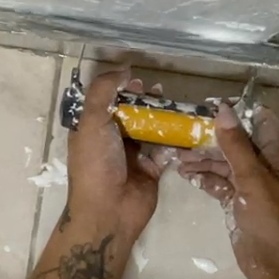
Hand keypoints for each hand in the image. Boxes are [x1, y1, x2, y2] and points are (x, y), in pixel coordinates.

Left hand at [65, 69, 174, 239]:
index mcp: (92, 129)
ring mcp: (133, 155)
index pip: (107, 102)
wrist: (109, 209)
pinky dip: (177, 139)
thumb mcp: (92, 121)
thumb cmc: (96, 163)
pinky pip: (167, 149)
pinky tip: (187, 126)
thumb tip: (124, 68)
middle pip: (132, 113)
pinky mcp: (153, 168)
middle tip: (160, 91)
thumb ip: (104, 91)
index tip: (137, 79)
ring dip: (163, 117)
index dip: (121, 89)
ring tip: (176, 105)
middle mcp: (112, 140)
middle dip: (146, 101)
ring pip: (151, 129)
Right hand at [177, 101, 278, 278]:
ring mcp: (250, 186)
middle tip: (180, 132)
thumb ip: (236, 146)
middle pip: (235, 142)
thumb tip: (222, 109)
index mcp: (275, 155)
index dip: (236, 110)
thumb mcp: (254, 180)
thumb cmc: (275, 222)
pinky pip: (219, 184)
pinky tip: (186, 175)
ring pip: (224, 163)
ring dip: (202, 158)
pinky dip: (204, 178)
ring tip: (176, 157)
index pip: (258, 120)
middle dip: (210, 136)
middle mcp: (263, 166)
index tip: (206, 106)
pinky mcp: (238, 205)